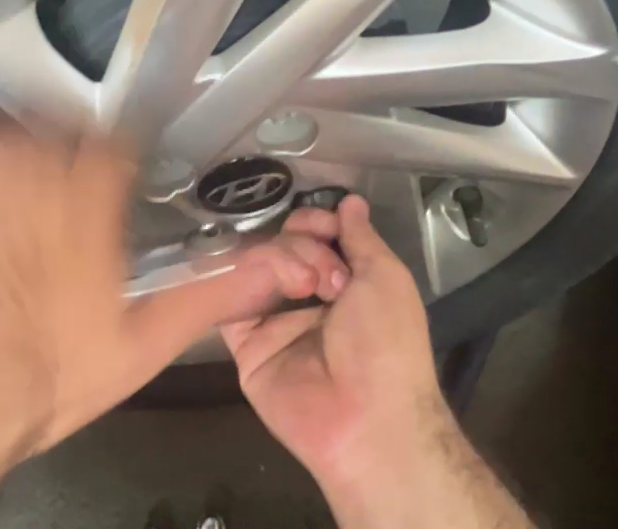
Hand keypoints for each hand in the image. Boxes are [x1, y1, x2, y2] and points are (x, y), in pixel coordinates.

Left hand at [0, 132, 348, 453]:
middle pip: (53, 132)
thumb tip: (262, 273)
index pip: (115, 142)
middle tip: (42, 209)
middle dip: (52, 164)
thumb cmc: (33, 376)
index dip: (111, 160)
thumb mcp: (139, 344)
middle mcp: (37, 167)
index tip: (102, 178)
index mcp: (93, 196)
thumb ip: (209, 295)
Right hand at [222, 195, 454, 488]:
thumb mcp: (386, 278)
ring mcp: (275, 323)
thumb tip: (350, 201)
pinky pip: (230, 302)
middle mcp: (307, 302)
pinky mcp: (246, 345)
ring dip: (276, 260)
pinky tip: (249, 272)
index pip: (317, 239)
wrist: (367, 417)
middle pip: (284, 247)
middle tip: (321, 270)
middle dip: (299, 241)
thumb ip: (361, 237)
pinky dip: (235, 280)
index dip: (316, 222)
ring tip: (301, 284)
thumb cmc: (386, 343)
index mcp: (346, 289)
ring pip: (257, 267)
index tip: (325, 223)